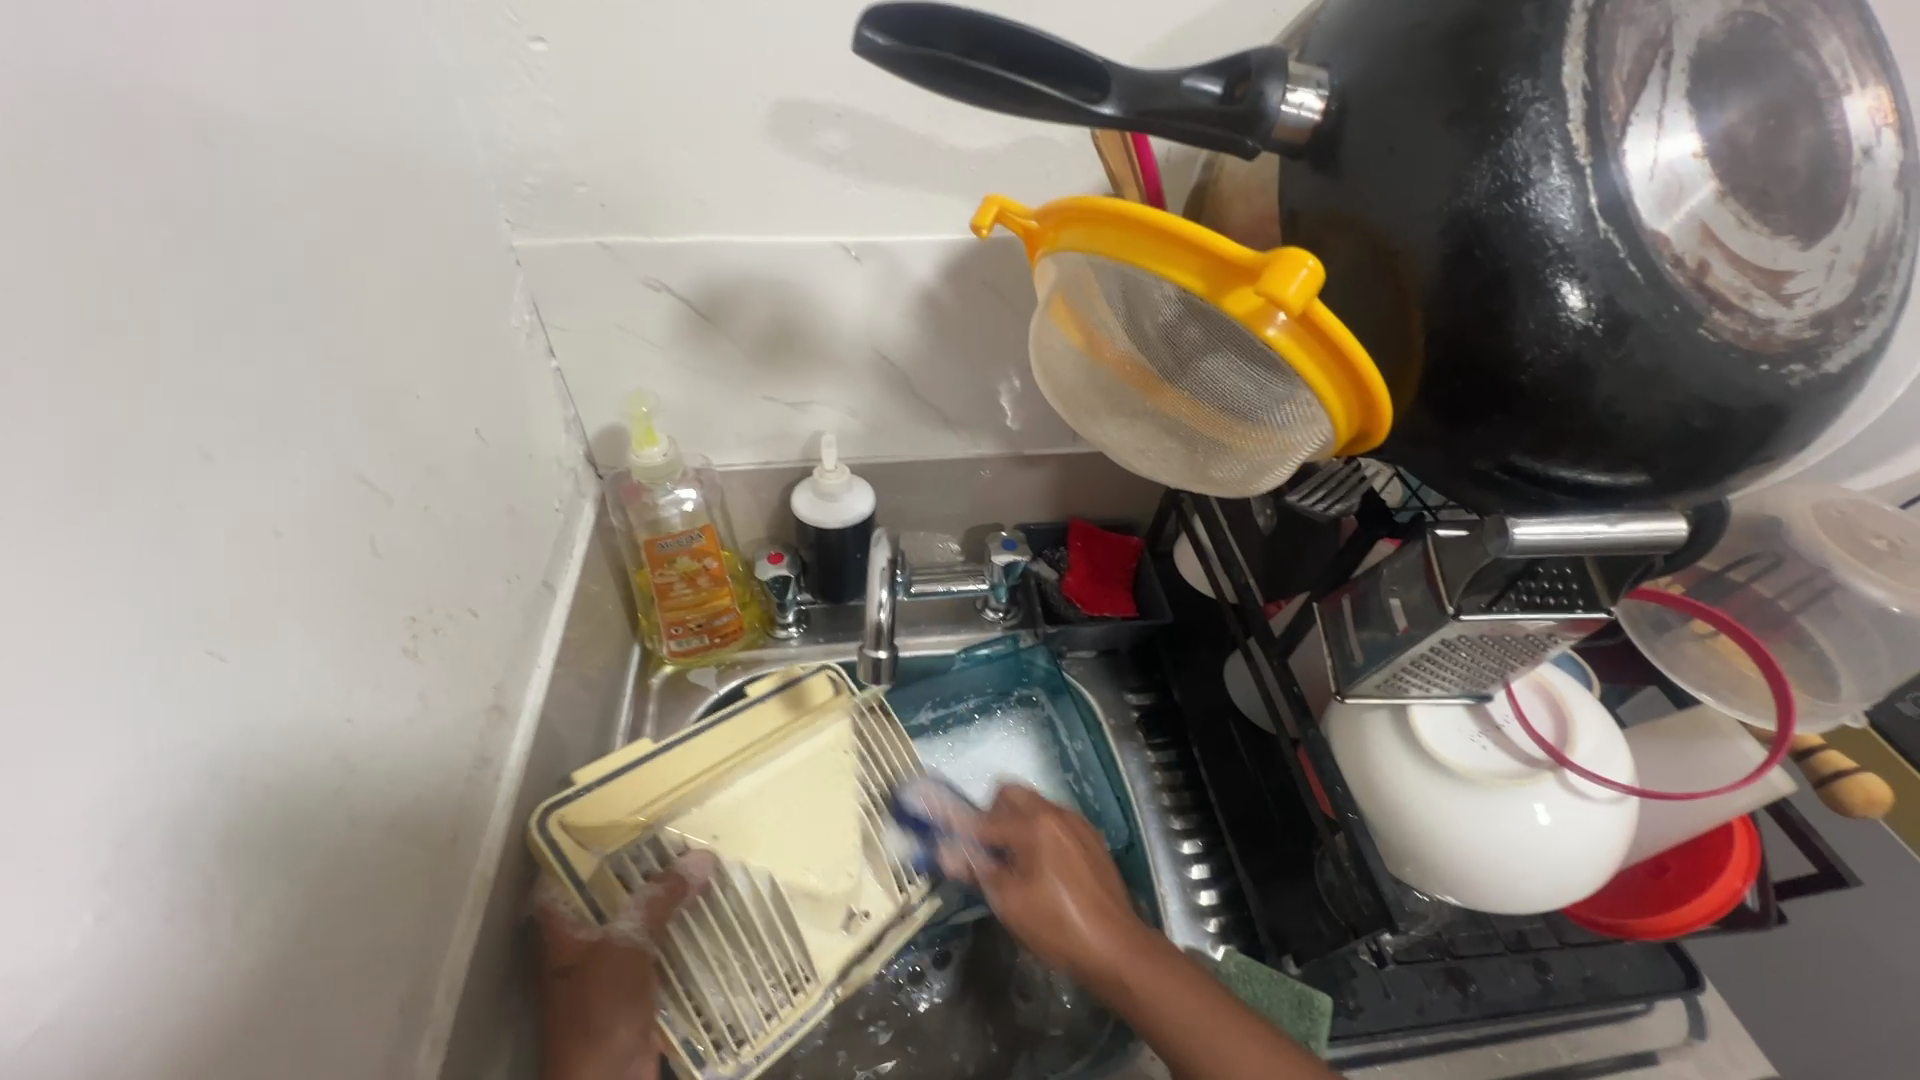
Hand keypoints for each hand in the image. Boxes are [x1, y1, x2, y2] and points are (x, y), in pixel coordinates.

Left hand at [535, 851, 717, 1079]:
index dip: (592, 836)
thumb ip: (660, 899)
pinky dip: (681, 926)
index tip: (629, 810)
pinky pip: (659, 943)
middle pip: (610, 887)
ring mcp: (607, 962)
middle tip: (683, 829)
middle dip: (646, 863)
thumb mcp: (626, 946)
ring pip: (639, 914)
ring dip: (669, 894)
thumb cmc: (597, 1013)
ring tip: (705, 861)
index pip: (567, 865)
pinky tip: (710, 908)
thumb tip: (702, 857)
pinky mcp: (634, 985)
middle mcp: (580, 936)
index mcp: (561, 923)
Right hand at [960, 785, 1149, 983]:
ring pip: (1034, 806)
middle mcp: (1056, 813)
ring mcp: (1077, 824)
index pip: (984, 819)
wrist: (1116, 947)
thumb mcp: (1009, 903)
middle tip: (987, 850)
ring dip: (1016, 823)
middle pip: (1011, 794)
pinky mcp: (1091, 838)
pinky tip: (1042, 869)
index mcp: (1034, 825)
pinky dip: (1040, 833)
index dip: (960, 830)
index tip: (945, 839)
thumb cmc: (1057, 927)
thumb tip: (946, 853)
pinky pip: (1055, 822)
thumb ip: (977, 870)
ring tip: (1014, 864)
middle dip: (991, 815)